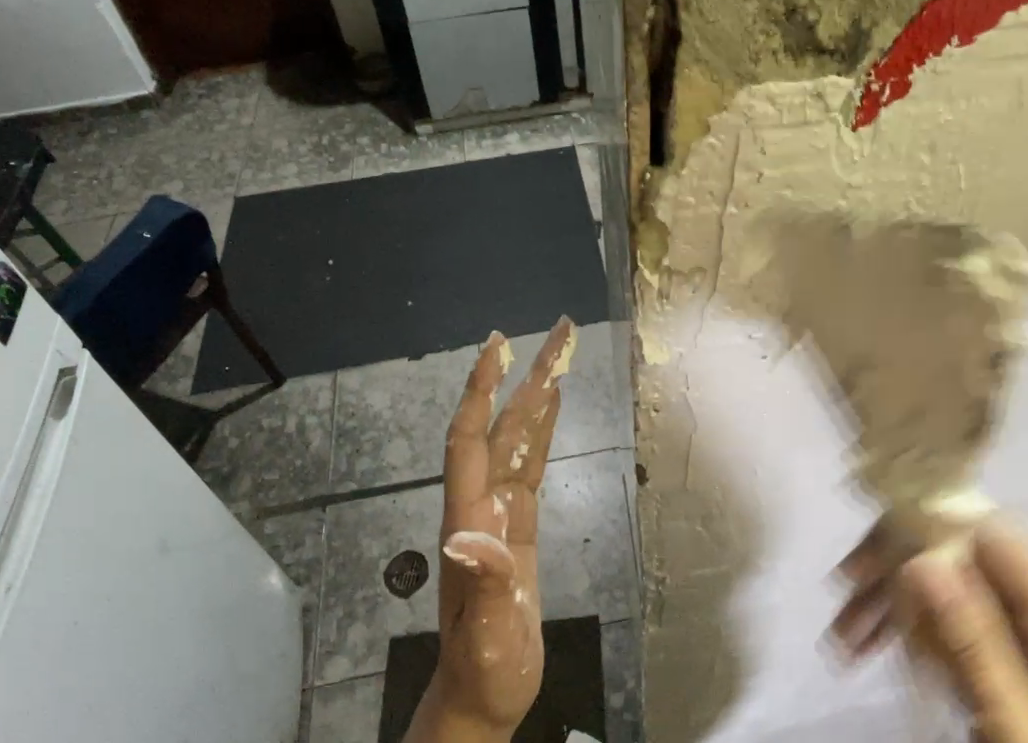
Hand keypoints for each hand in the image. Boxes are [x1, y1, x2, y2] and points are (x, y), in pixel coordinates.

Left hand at [407, 318, 574, 742]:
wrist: (482, 695)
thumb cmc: (483, 668)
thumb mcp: (488, 634)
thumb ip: (485, 583)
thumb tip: (466, 534)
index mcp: (470, 519)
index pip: (470, 440)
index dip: (480, 391)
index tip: (498, 345)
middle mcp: (482, 505)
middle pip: (502, 427)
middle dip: (525, 375)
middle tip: (559, 331)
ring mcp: (501, 514)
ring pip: (519, 440)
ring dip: (538, 394)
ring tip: (561, 354)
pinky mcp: (520, 527)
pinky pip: (532, 465)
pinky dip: (545, 430)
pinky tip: (554, 406)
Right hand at [832, 518, 1027, 742]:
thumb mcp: (1018, 722)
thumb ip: (975, 642)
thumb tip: (921, 558)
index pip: (990, 535)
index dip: (924, 533)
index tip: (866, 562)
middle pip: (963, 559)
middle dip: (897, 573)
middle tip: (841, 592)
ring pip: (953, 588)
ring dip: (895, 605)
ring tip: (842, 636)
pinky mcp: (1023, 651)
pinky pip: (962, 620)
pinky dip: (918, 633)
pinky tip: (875, 647)